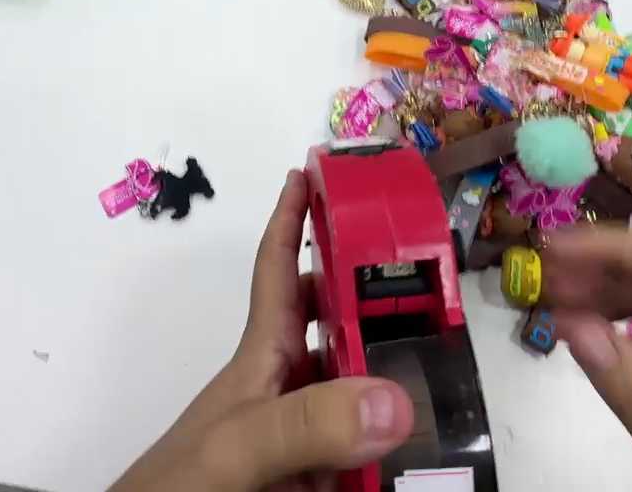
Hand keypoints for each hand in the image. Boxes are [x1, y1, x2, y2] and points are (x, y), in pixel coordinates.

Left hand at [111, 169, 413, 490]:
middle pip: (337, 322)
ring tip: (451, 360)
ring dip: (397, 372)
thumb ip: (307, 423)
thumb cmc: (180, 487)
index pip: (280, 268)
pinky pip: (369, 452)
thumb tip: (395, 398)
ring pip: (361, 386)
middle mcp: (291, 385)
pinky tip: (432, 446)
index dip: (293, 217)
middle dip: (375, 293)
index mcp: (265, 354)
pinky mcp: (320, 480)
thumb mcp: (239, 449)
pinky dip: (397, 446)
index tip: (315, 171)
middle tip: (429, 281)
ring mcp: (306, 434)